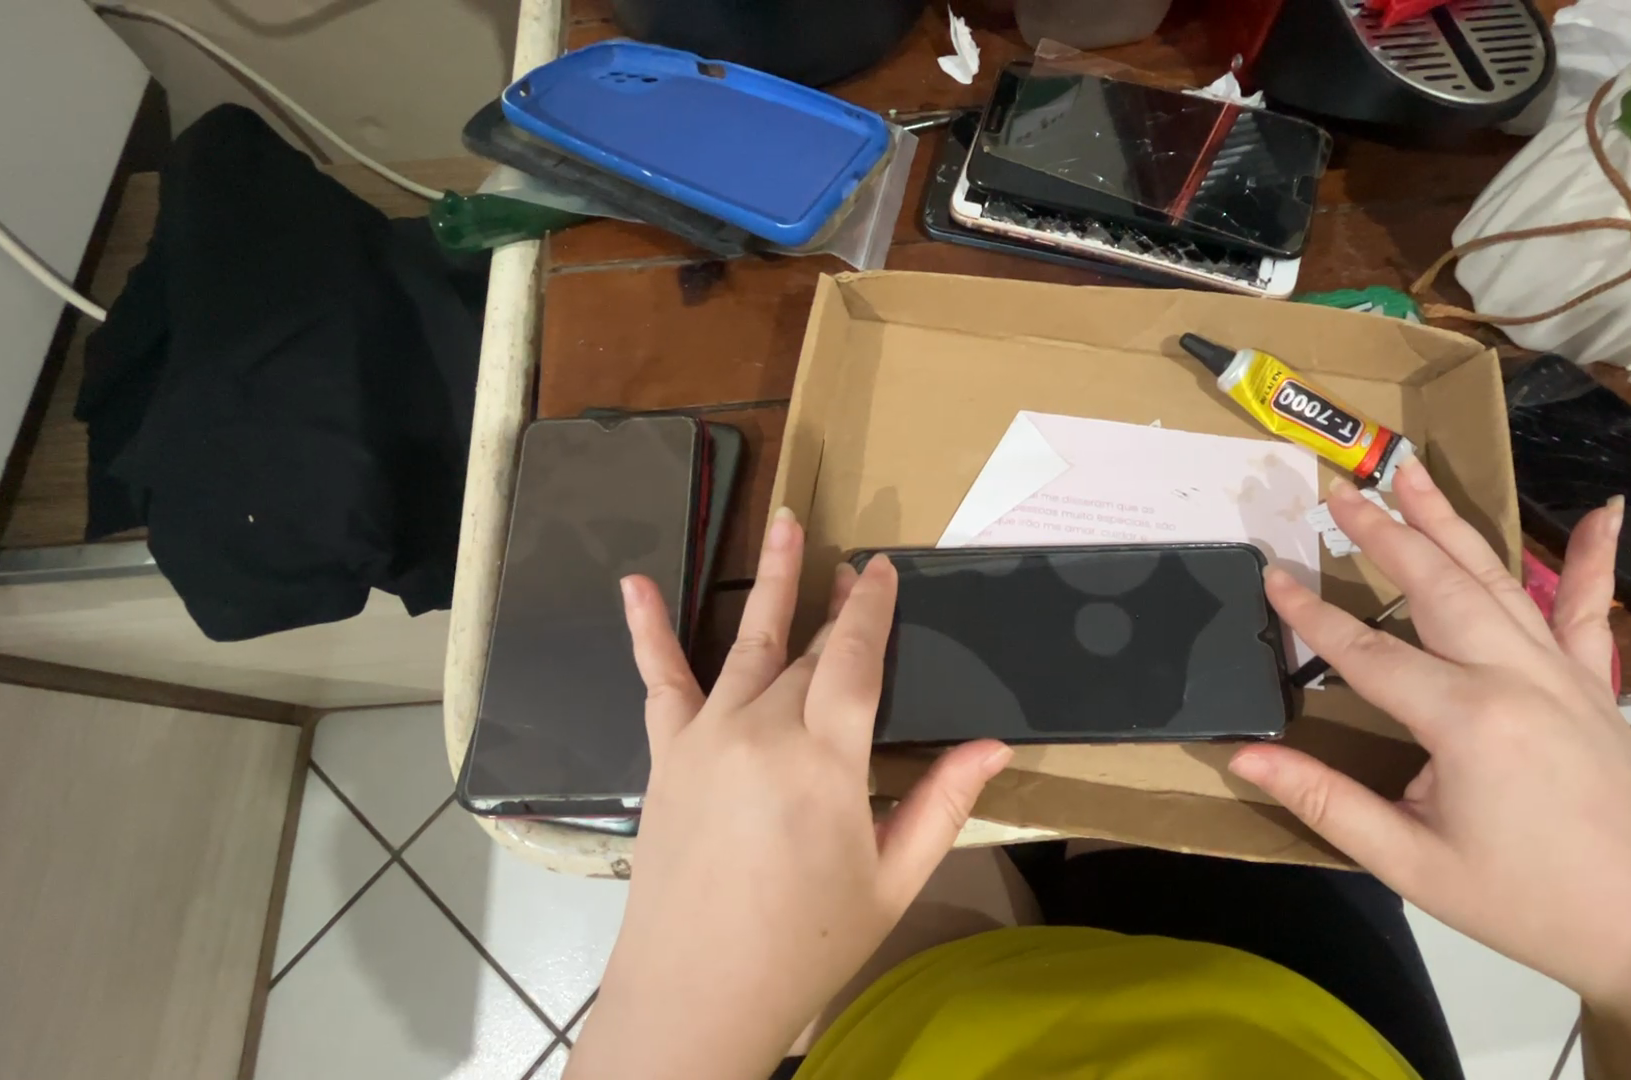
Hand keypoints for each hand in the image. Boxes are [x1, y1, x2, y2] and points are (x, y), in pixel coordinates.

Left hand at [572, 509, 1011, 1079]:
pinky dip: (647, 628)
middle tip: (854, 568)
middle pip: (809, 651)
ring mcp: (707, 736)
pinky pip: (659, 680)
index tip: (883, 568)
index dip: (873, 608)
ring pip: (747, 642)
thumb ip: (943, 804)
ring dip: (770, 581)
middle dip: (838, 606)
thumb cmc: (805, 944)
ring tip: (782, 524)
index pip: (856, 658)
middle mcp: (762, 729)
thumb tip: (995, 745)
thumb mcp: (891, 880)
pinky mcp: (667, 754)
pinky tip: (635, 584)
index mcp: (824, 759)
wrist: (694, 998)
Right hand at [1227, 459, 1630, 1006]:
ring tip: (1411, 476)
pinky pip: (1587, 611)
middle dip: (1381, 533)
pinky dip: (1596, 559)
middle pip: (1435, 585)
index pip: (1367, 651)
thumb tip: (1244, 755)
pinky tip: (1605, 513)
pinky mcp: (1595, 685)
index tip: (1271, 575)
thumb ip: (1324, 800)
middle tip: (1339, 490)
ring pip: (1496, 580)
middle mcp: (1516, 677)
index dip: (1310, 613)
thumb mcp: (1410, 863)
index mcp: (1466, 719)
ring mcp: (1564, 674)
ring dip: (1449, 523)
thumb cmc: (1527, 903)